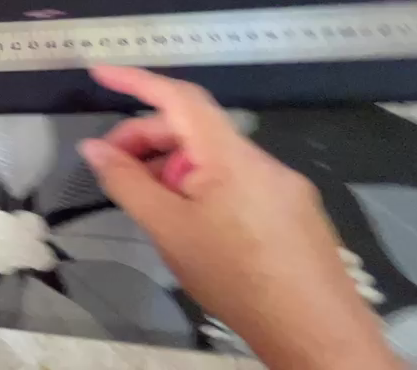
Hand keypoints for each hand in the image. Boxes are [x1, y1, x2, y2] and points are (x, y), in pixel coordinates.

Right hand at [80, 65, 399, 369]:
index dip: (136, 81)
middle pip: (191, 131)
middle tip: (111, 169)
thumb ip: (124, 180)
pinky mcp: (295, 218)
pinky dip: (197, 187)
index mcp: (233, 159)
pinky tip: (186, 222)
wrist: (323, 345)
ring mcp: (285, 192)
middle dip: (144, 141)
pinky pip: (234, 183)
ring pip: (211, 159)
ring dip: (169, 169)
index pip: (180, 99)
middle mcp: (265, 166)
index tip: (98, 74)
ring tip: (148, 205)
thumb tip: (93, 147)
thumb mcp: (165, 227)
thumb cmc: (237, 277)